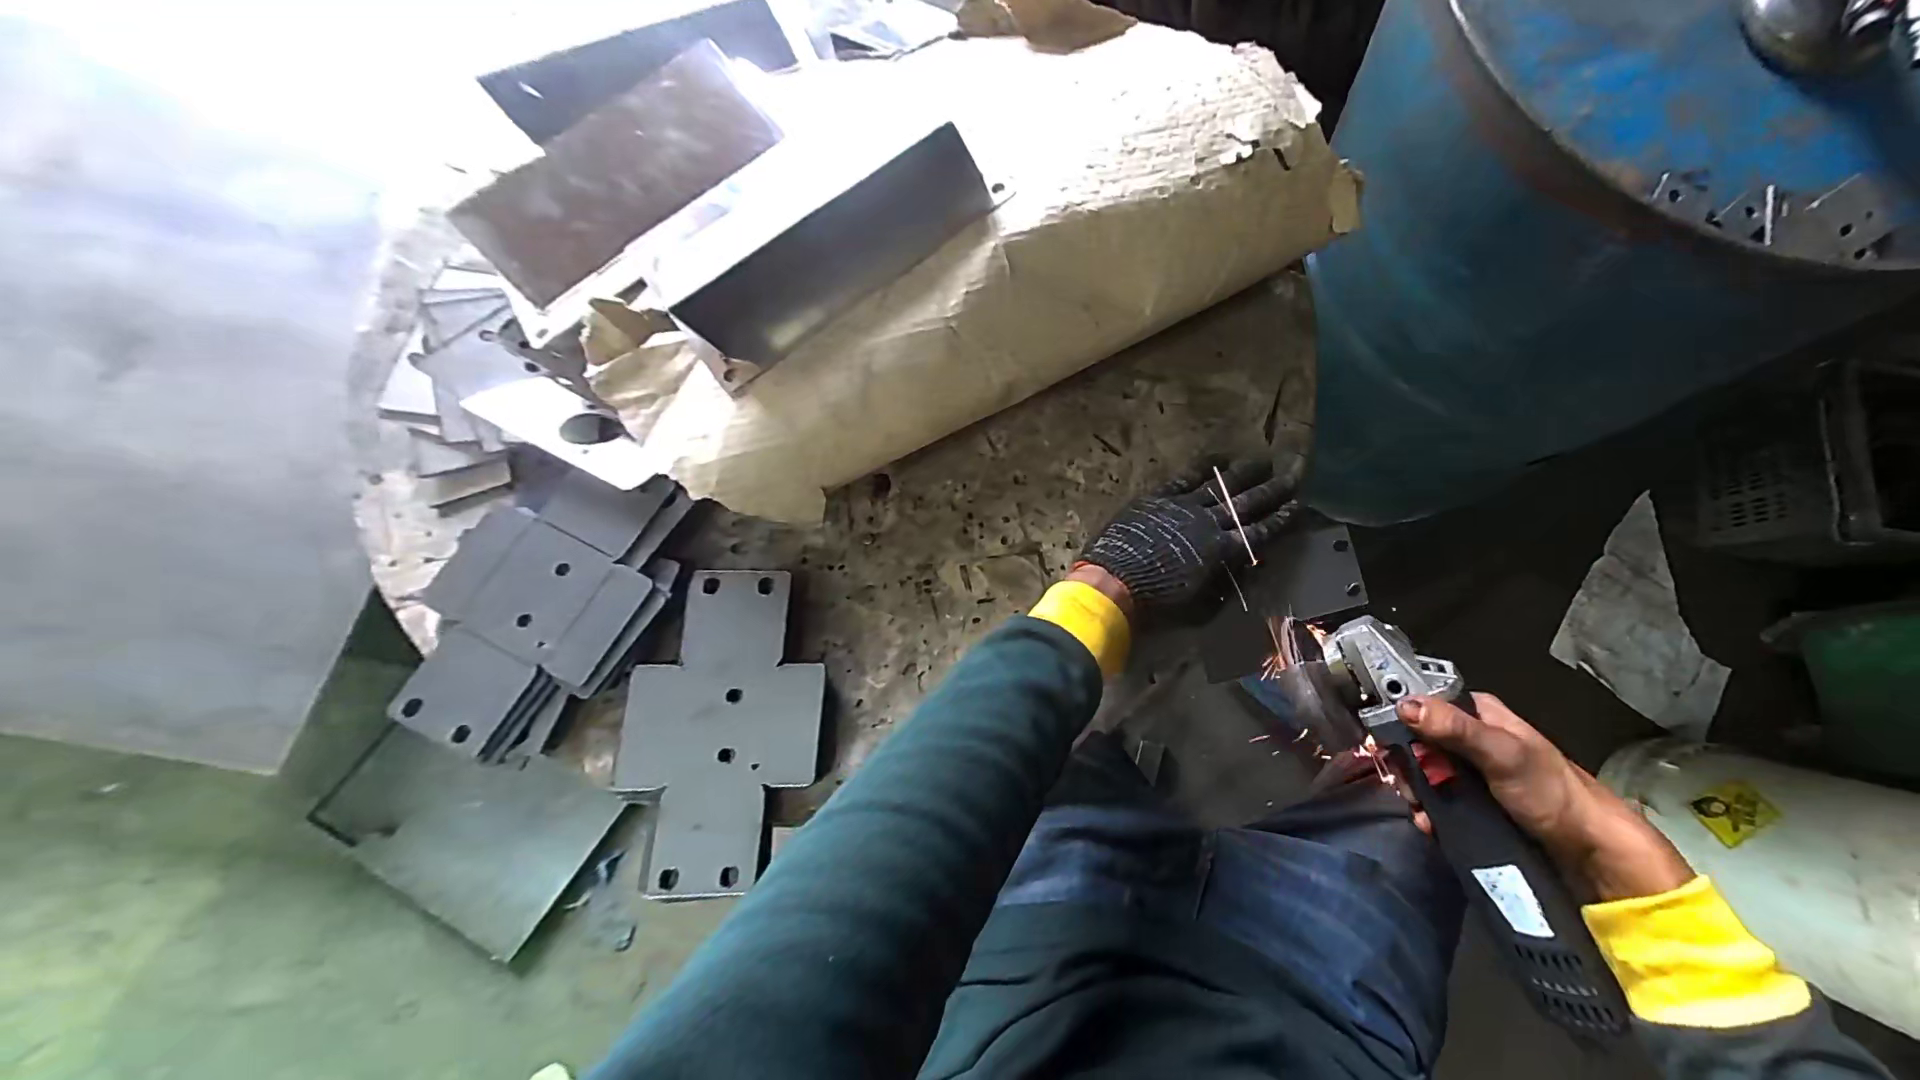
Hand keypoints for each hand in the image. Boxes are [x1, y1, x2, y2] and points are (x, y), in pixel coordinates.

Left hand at [1076, 456, 1297, 621]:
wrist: (1114, 582)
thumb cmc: (1156, 602)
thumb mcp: (1199, 606)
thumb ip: (1223, 588)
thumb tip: (1242, 573)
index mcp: (1221, 551)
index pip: (1259, 532)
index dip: (1281, 520)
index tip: (1299, 506)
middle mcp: (1208, 523)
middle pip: (1247, 503)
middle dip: (1273, 490)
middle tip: (1295, 474)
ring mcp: (1183, 506)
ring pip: (1221, 485)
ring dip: (1243, 473)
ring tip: (1263, 462)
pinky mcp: (1158, 498)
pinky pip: (1185, 478)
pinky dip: (1203, 468)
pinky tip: (1218, 460)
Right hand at [1399, 693, 1694, 901]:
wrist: (1593, 857)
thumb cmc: (1552, 795)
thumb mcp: (1503, 754)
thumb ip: (1455, 728)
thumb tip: (1404, 705)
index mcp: (1478, 714)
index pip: (1423, 702)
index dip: (1397, 717)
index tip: (1381, 739)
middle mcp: (1470, 738)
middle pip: (1416, 740)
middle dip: (1405, 763)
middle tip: (1405, 782)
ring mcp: (1470, 772)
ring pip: (1422, 772)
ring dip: (1413, 790)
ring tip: (1418, 808)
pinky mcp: (1471, 802)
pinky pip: (1435, 799)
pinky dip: (1427, 810)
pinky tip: (1428, 822)